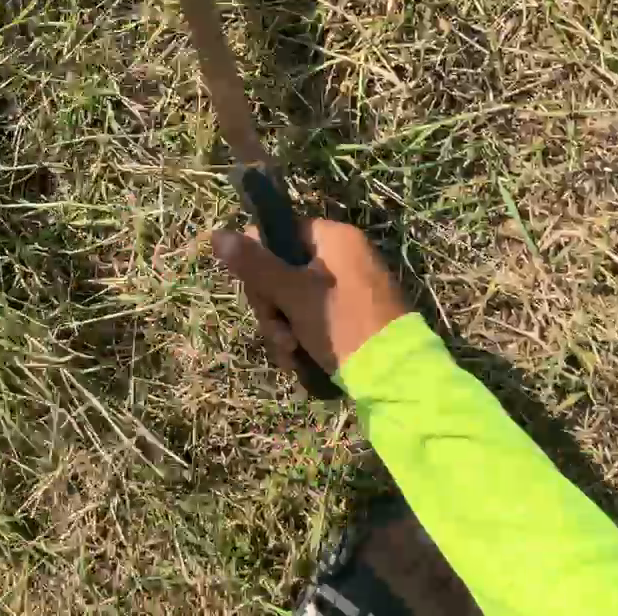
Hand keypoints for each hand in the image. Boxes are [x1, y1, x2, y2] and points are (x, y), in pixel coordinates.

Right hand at [213, 219, 408, 374]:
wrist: (400, 382)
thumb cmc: (344, 327)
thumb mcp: (293, 294)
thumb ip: (254, 263)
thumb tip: (217, 234)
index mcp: (333, 238)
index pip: (276, 234)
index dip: (258, 264)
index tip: (260, 296)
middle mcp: (342, 255)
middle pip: (279, 268)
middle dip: (271, 306)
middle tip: (279, 333)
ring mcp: (348, 285)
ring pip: (290, 295)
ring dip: (281, 325)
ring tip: (290, 353)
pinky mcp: (352, 312)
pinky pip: (309, 313)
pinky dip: (299, 334)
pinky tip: (299, 358)